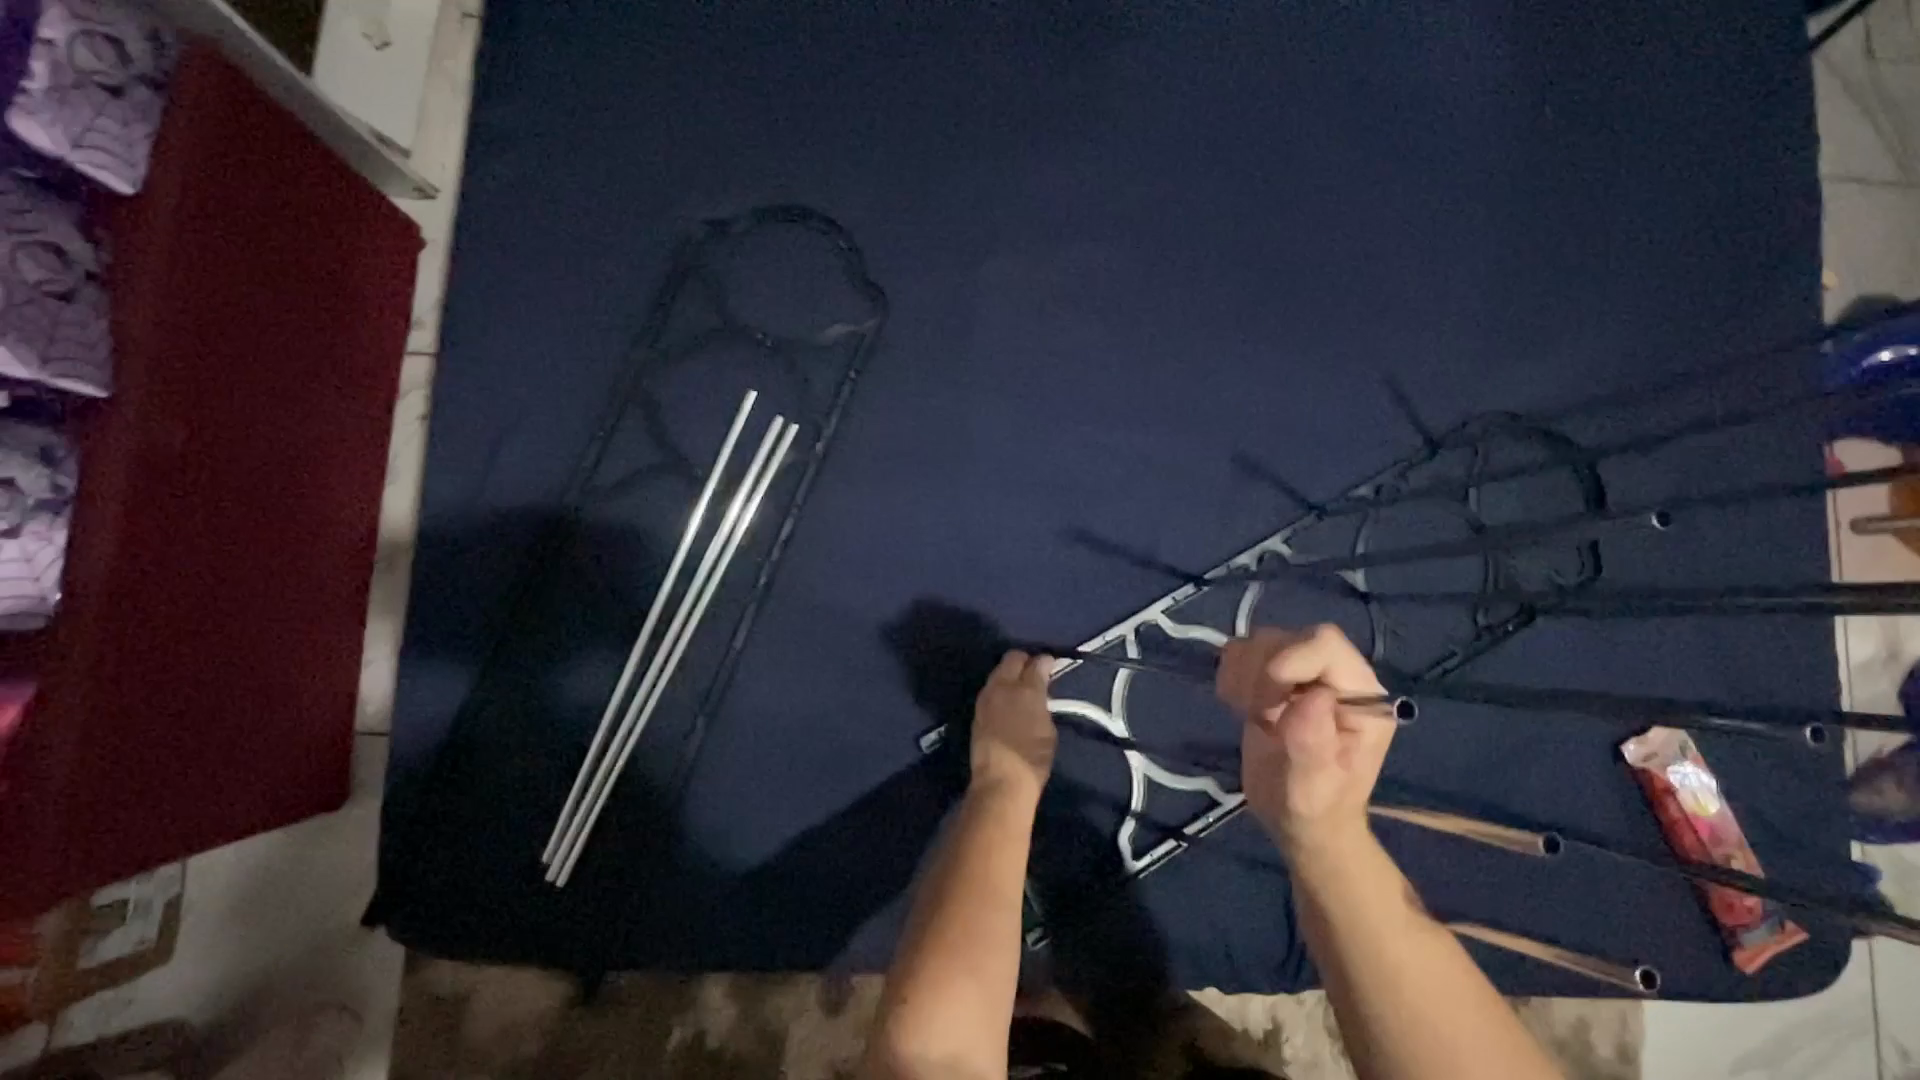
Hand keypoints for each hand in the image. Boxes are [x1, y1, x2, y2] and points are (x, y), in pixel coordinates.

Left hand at [970, 650, 1057, 798]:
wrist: (1001, 780)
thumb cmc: (1033, 757)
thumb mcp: (1049, 729)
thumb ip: (1043, 703)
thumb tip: (1040, 693)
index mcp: (1026, 690)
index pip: (1037, 662)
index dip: (1046, 661)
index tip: (1051, 665)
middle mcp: (1002, 686)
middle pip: (1012, 658)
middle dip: (1025, 660)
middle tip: (1035, 671)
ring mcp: (986, 697)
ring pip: (998, 672)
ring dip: (1010, 673)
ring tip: (1021, 686)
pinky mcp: (977, 710)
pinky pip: (990, 689)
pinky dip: (1000, 688)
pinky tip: (1007, 700)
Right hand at [1216, 625, 1393, 857]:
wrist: (1300, 822)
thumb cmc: (1314, 810)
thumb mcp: (1313, 789)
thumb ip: (1312, 745)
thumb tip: (1311, 697)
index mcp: (1361, 693)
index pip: (1323, 643)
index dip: (1288, 661)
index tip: (1267, 707)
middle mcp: (1334, 674)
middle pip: (1285, 638)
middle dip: (1260, 678)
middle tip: (1260, 720)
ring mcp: (1302, 672)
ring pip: (1259, 642)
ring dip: (1243, 679)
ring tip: (1252, 717)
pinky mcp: (1271, 676)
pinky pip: (1240, 652)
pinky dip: (1231, 677)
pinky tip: (1241, 708)